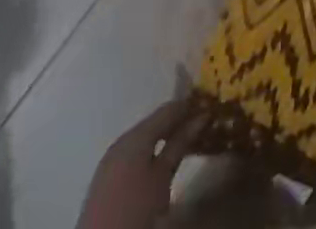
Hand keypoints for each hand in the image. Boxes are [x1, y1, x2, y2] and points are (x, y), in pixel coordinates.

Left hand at [75, 99, 205, 228]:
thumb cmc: (136, 209)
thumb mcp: (163, 177)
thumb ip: (180, 144)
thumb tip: (201, 117)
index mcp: (135, 136)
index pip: (166, 110)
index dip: (188, 106)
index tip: (208, 106)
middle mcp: (121, 140)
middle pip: (154, 122)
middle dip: (177, 121)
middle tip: (201, 123)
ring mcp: (111, 157)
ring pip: (144, 137)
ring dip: (165, 135)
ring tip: (187, 140)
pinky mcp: (107, 175)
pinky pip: (134, 151)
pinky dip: (151, 149)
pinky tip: (162, 157)